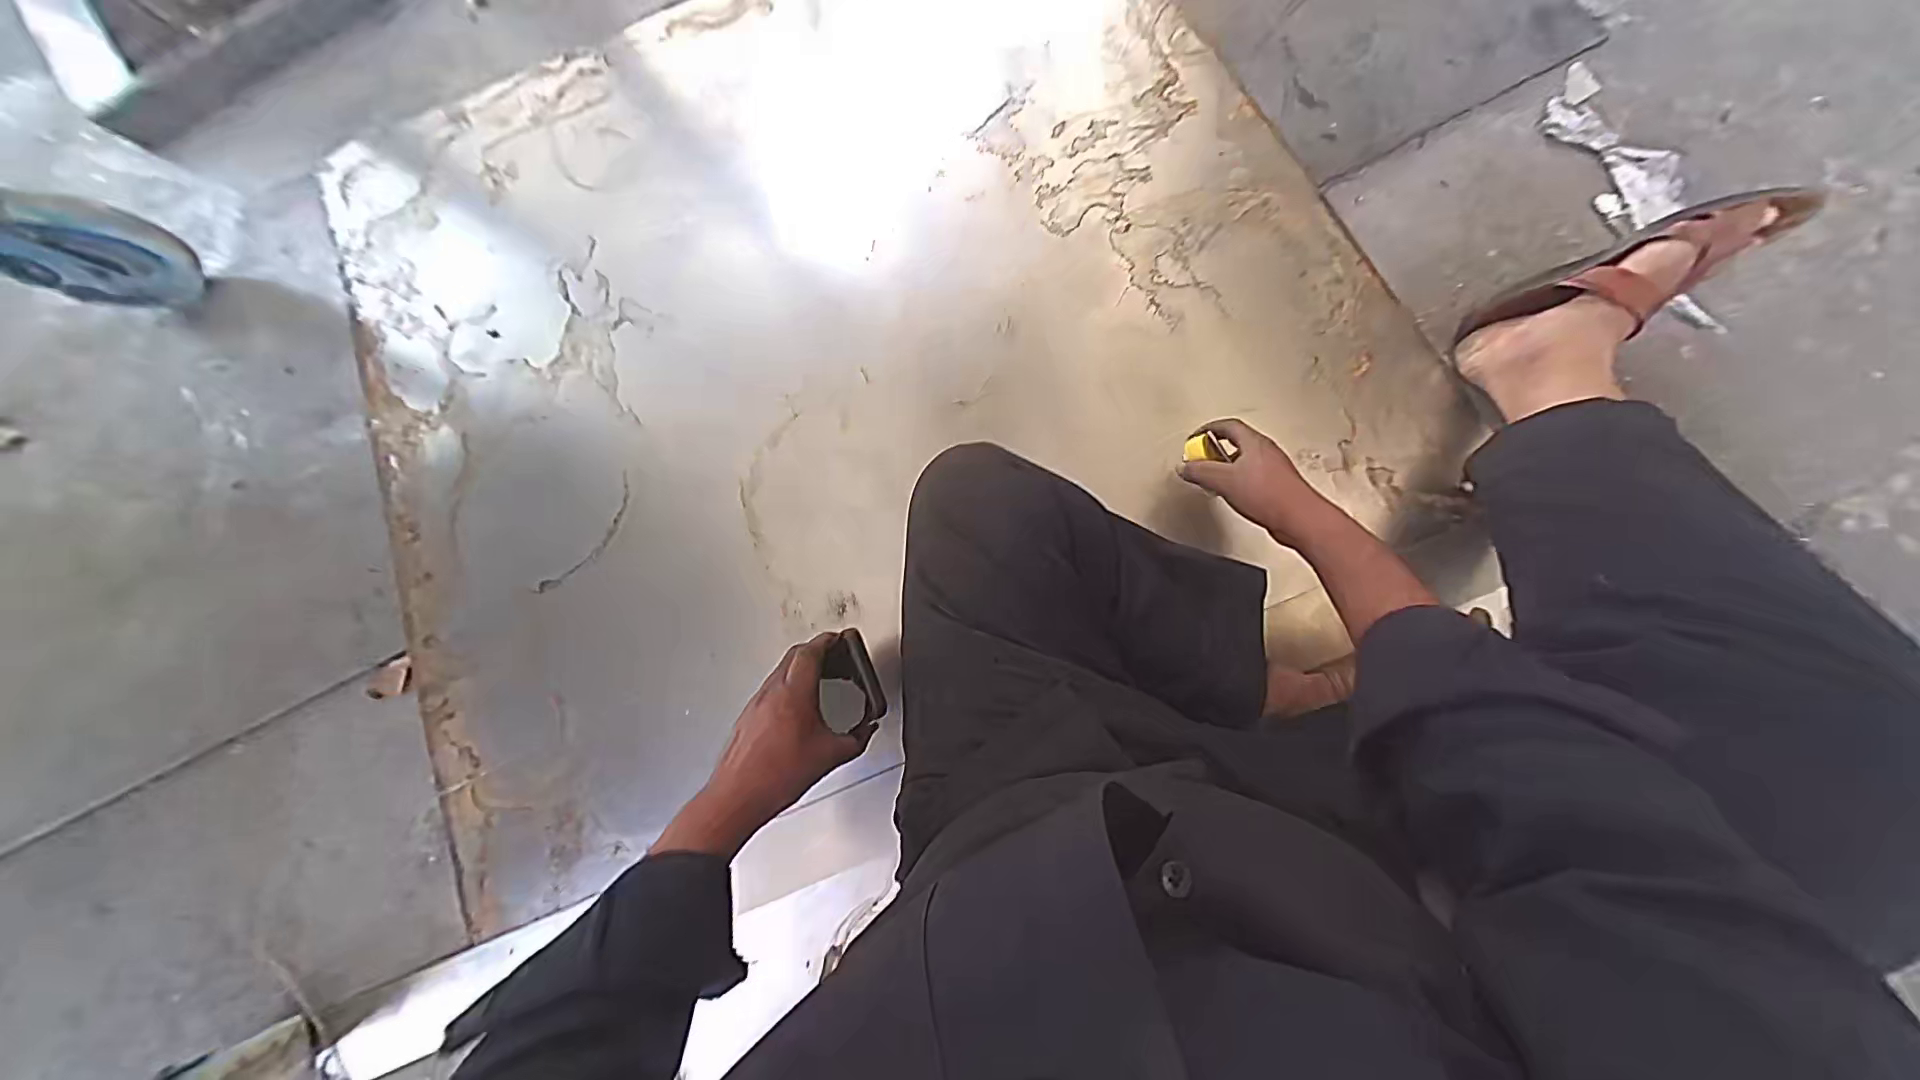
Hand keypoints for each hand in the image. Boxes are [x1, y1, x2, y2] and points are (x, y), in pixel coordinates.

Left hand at [651, 632, 875, 857]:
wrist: (737, 797)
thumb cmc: (773, 777)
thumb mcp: (830, 756)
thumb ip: (856, 739)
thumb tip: (865, 732)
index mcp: (794, 693)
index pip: (811, 651)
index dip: (828, 640)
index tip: (838, 639)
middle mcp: (772, 692)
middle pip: (794, 655)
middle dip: (815, 649)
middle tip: (831, 652)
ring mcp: (756, 703)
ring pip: (780, 670)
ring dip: (799, 667)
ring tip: (817, 677)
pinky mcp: (748, 716)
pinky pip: (770, 689)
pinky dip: (787, 686)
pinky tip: (796, 706)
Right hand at [1178, 419, 1342, 548]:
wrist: (1298, 518)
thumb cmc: (1271, 495)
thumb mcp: (1223, 481)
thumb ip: (1200, 471)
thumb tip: (1185, 467)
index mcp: (1254, 442)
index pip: (1226, 426)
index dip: (1206, 430)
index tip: (1193, 441)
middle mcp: (1265, 451)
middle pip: (1235, 441)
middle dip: (1213, 450)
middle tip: (1200, 461)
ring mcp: (1272, 468)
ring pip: (1243, 459)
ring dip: (1224, 467)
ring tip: (1213, 480)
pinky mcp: (1275, 484)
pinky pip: (1250, 475)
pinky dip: (1235, 480)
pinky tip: (1231, 494)